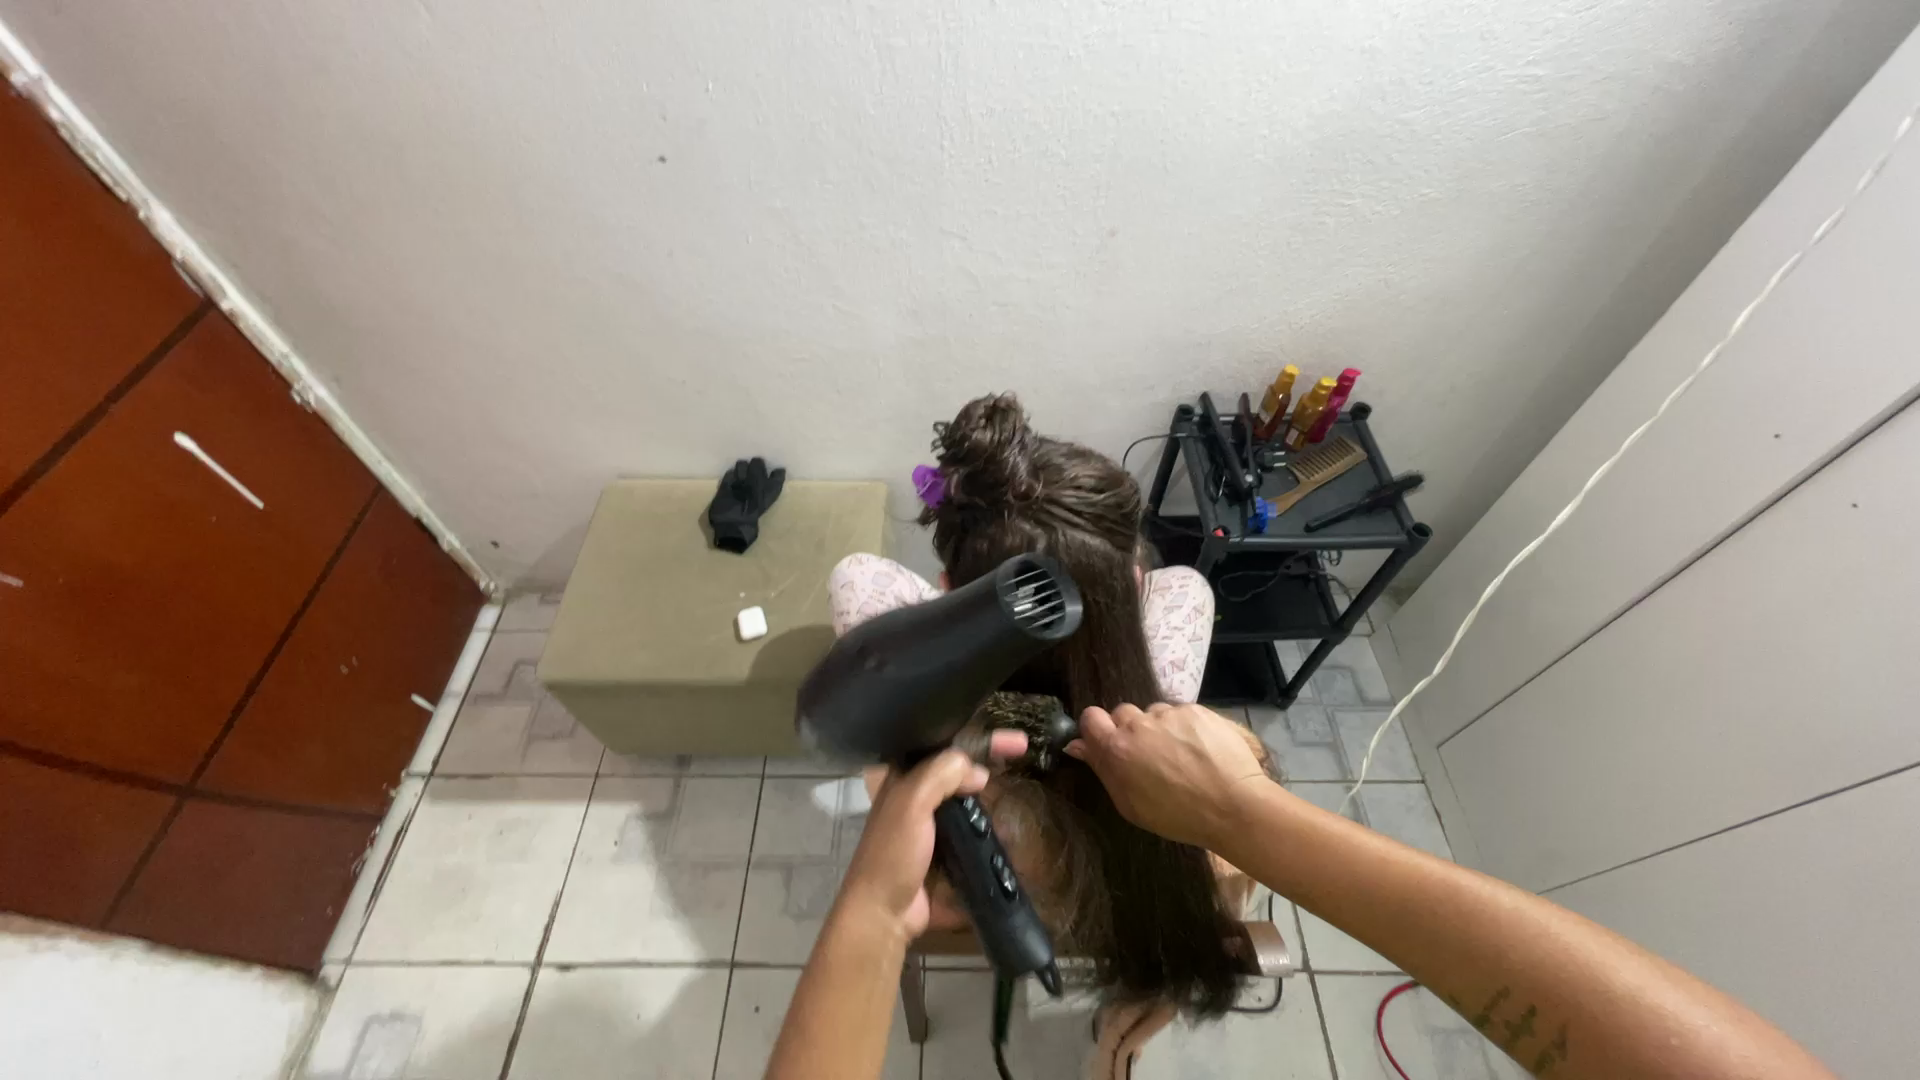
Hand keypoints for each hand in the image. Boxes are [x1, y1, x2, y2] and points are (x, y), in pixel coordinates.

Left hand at [836, 731, 1026, 942]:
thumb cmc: (892, 852)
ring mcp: (931, 826)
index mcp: (904, 778)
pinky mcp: (943, 854)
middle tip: (1022, 754)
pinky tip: (1008, 830)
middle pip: (959, 770)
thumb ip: (942, 775)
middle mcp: (917, 796)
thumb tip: (978, 771)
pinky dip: (990, 830)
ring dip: (991, 798)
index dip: (980, 738)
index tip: (1018, 741)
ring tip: (1018, 791)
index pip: (945, 746)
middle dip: (988, 761)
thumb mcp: (912, 802)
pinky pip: (972, 834)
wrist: (882, 914)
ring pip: (967, 801)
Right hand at [1065, 702, 1274, 848]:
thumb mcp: (1129, 804)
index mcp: (1116, 748)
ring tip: (1180, 754)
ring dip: (1159, 728)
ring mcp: (1168, 714)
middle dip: (1130, 730)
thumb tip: (1076, 745)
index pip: (1090, 717)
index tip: (1108, 742)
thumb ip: (1102, 769)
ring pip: (1153, 713)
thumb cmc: (1177, 815)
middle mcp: (1138, 723)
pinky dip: (1185, 727)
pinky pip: (1180, 713)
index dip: (1097, 728)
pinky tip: (1200, 749)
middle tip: (1148, 755)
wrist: (1234, 807)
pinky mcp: (1195, 710)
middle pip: (1122, 713)